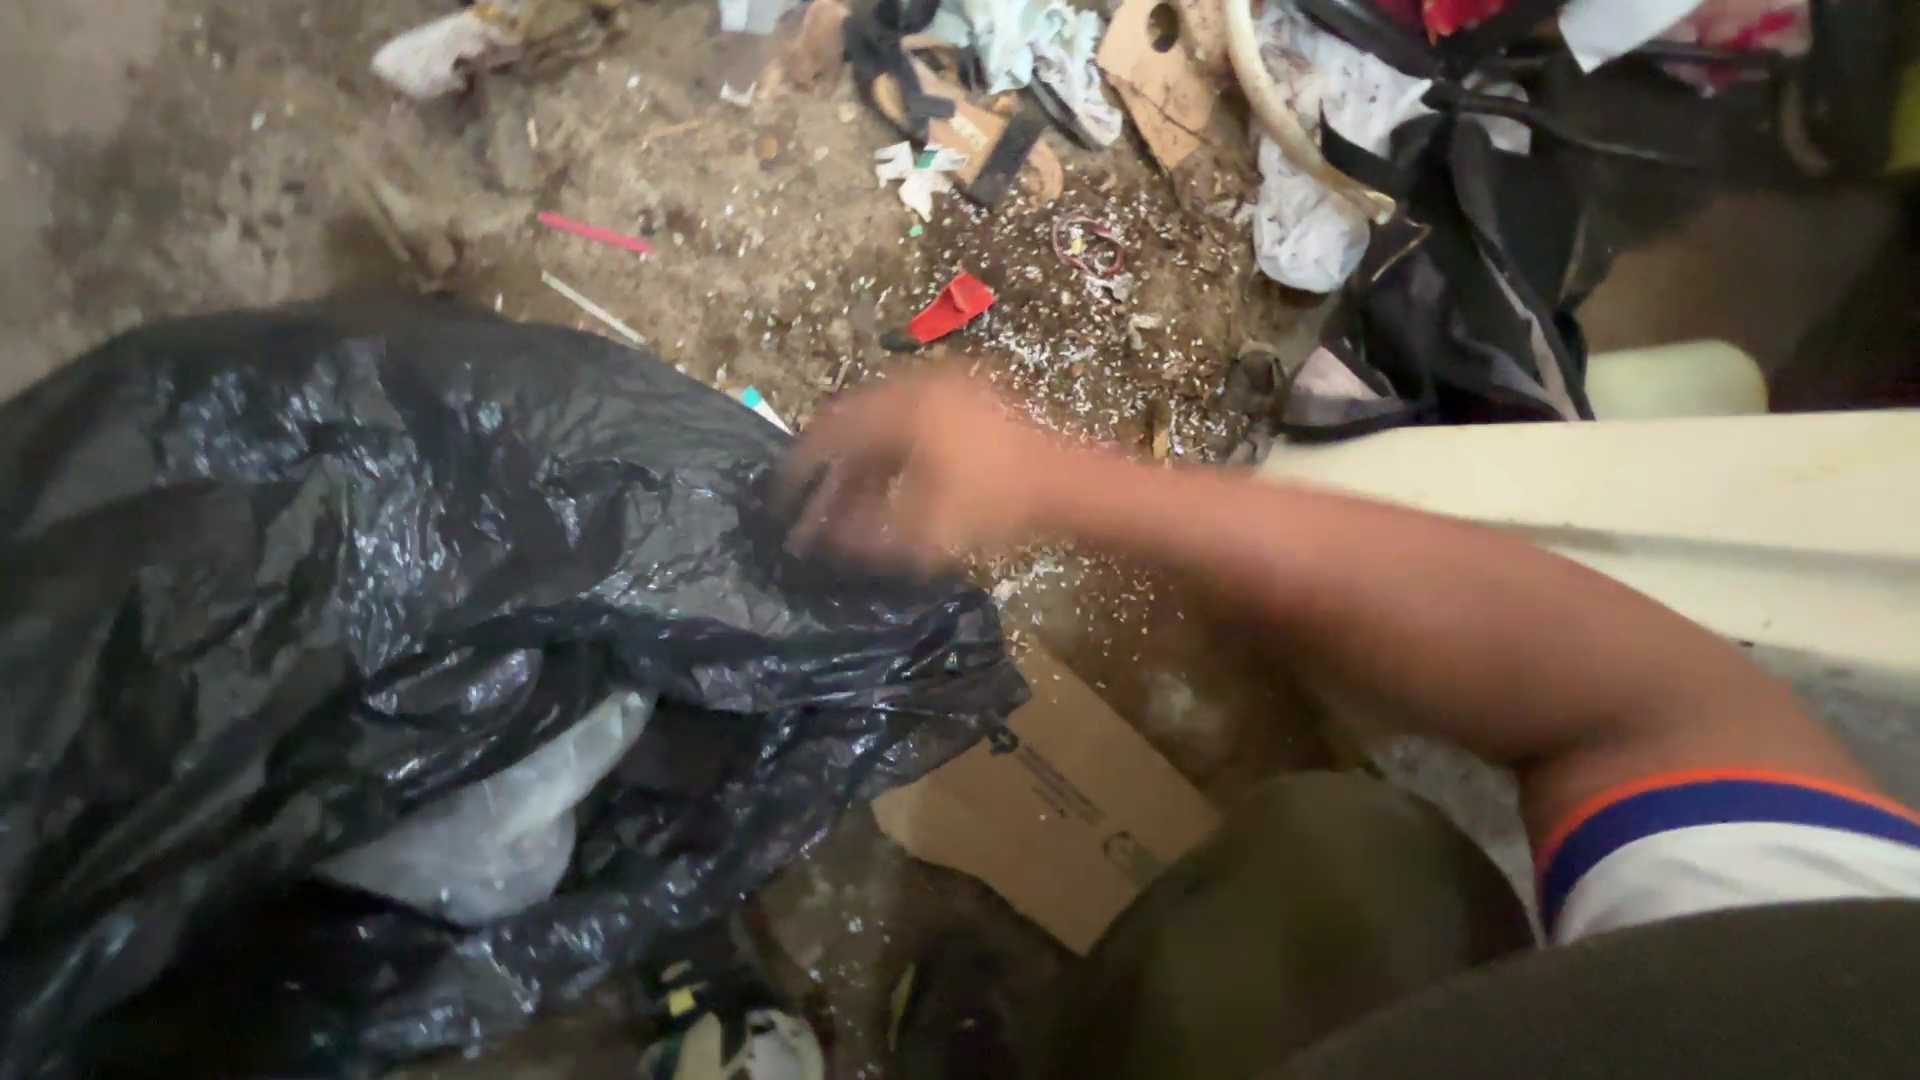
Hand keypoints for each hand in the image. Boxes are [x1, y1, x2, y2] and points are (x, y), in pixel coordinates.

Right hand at [781, 368, 1071, 571]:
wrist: (1065, 483)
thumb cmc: (996, 507)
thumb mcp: (924, 531)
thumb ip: (863, 534)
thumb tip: (820, 536)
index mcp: (899, 409)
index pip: (829, 431)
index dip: (802, 466)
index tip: (784, 494)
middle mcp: (915, 384)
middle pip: (853, 420)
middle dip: (833, 464)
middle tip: (820, 499)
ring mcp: (944, 383)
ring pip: (882, 417)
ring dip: (863, 457)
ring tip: (856, 497)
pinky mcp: (965, 392)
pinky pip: (910, 414)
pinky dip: (893, 445)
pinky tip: (894, 478)